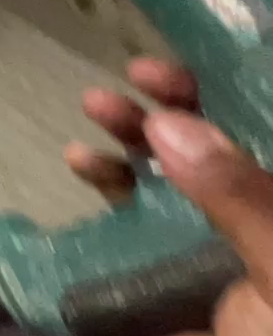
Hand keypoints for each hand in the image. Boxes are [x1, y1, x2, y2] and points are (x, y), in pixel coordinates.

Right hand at [71, 59, 272, 335]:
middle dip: (179, 106)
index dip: (238, 95)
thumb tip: (171, 124)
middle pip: (225, 146)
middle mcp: (265, 220)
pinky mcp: (176, 265)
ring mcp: (225, 244)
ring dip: (134, 134)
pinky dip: (106, 178)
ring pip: (177, 170)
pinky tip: (81, 160)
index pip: (271, 135)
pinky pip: (138, 210)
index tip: (193, 69)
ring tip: (95, 107)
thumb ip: (244, 200)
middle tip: (134, 76)